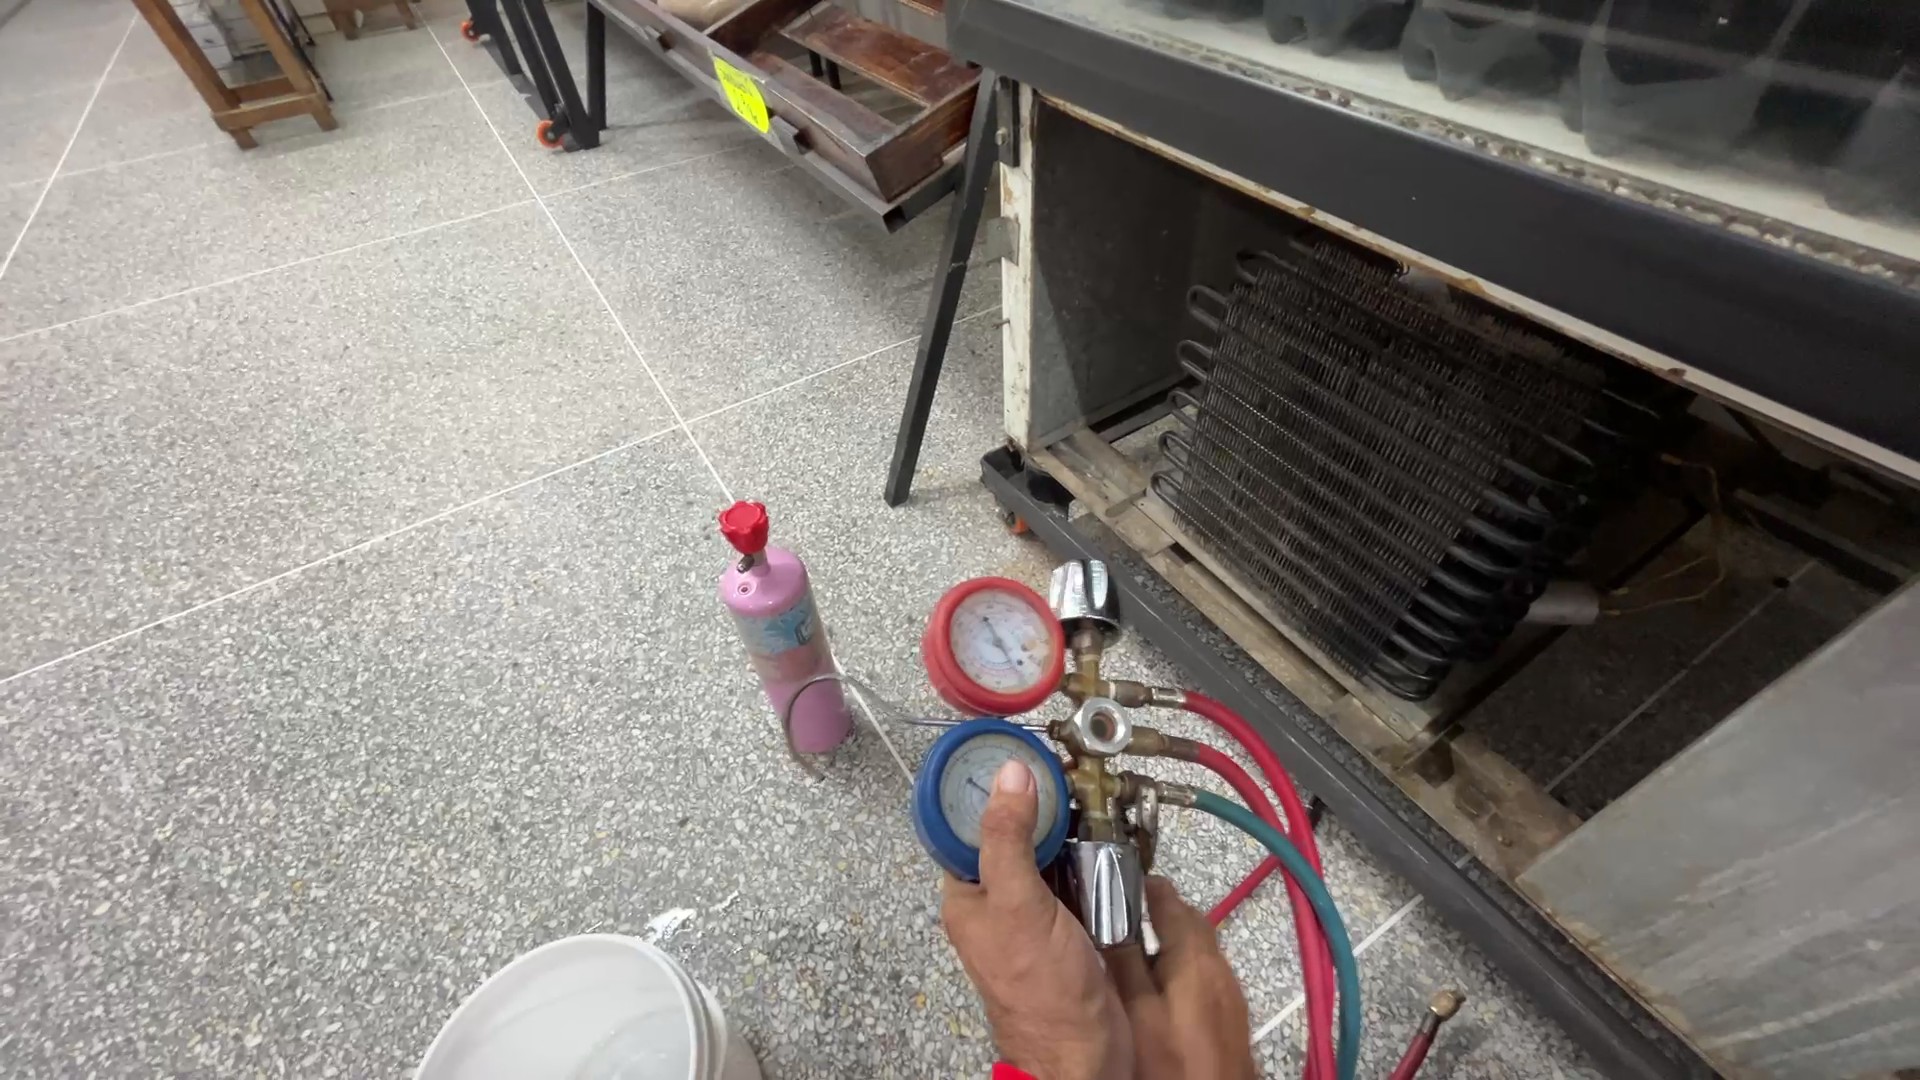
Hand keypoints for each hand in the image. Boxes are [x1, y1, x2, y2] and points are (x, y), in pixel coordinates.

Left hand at [941, 760, 1133, 1079]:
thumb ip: (1008, 838)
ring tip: (1086, 785)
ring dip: (1064, 820)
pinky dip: (1087, 846)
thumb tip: (1009, 772)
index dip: (985, 785)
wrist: (1089, 1057)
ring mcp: (1034, 906)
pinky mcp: (1069, 915)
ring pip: (1044, 847)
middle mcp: (997, 895)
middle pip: (1009, 830)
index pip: (964, 821)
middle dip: (1035, 800)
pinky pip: (1074, 868)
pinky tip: (1104, 824)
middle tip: (1062, 766)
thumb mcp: (1017, 904)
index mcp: (968, 892)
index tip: (1014, 752)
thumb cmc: (1042, 988)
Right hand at [1109, 878, 1256, 1079]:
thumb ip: (1123, 958)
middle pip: (1188, 918)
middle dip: (1156, 910)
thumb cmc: (1172, 1062)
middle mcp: (1218, 964)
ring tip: (1132, 952)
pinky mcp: (1231, 1016)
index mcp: (1195, 953)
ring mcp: (1229, 991)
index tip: (1112, 886)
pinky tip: (1158, 988)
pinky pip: (1204, 971)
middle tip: (1118, 920)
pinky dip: (1181, 964)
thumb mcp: (1136, 1010)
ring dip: (1169, 939)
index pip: (1169, 897)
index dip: (1141, 886)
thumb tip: (1108, 915)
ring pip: (1197, 946)